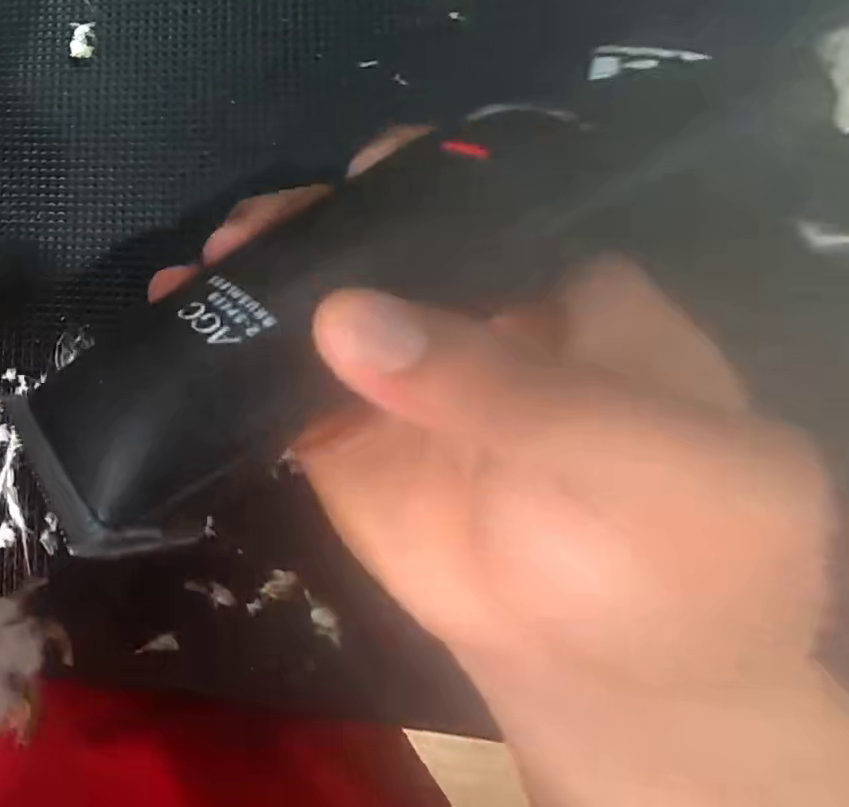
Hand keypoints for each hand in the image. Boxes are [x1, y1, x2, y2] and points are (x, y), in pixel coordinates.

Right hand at [152, 132, 848, 804]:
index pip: (474, 201)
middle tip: (246, 235)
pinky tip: (175, 316)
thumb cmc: (674, 559)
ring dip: (248, 275)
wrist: (596, 671)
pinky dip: (218, 347)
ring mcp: (379, 366)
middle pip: (366, 240)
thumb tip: (342, 318)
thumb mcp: (642, 464)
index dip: (412, 176)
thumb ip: (504, 386)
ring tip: (197, 270)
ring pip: (304, 299)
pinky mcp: (325, 421)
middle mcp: (451, 310)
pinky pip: (265, 373)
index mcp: (544, 286)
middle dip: (304, 223)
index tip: (349, 179)